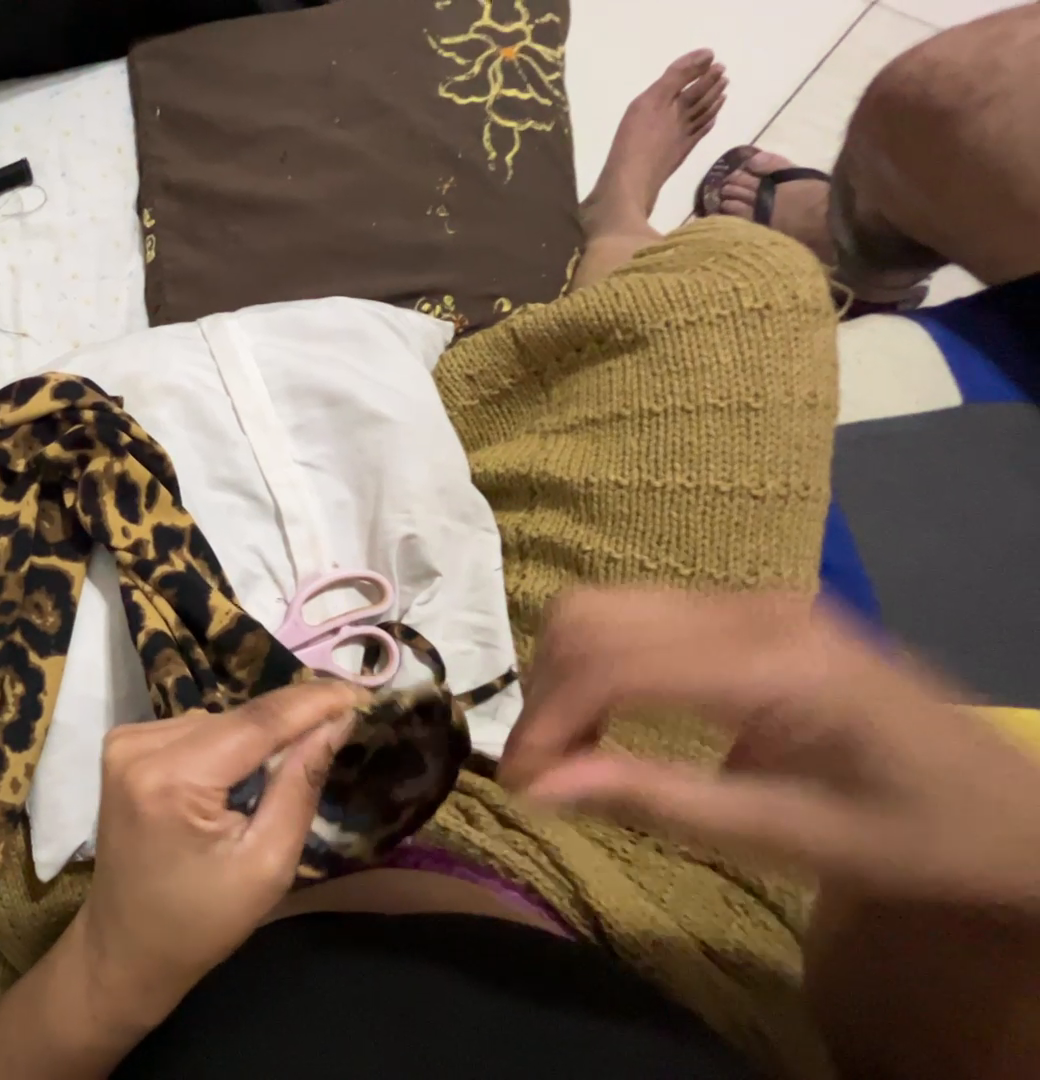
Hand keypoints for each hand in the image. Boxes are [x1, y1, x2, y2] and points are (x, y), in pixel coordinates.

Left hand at [73, 680, 366, 1027]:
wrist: (125, 944)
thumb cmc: (201, 921)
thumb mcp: (267, 864)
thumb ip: (299, 785)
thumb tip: (336, 721)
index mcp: (172, 778)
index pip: (256, 721)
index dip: (311, 701)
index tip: (361, 690)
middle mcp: (139, 745)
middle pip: (235, 719)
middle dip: (289, 722)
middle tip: (342, 723)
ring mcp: (124, 741)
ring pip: (216, 720)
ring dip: (253, 737)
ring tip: (278, 771)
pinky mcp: (122, 745)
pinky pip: (192, 730)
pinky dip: (222, 745)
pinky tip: (232, 779)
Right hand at [499, 589, 1039, 909]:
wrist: (1019, 812)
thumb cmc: (913, 837)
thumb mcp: (785, 836)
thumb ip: (650, 798)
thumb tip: (532, 788)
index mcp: (776, 664)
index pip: (612, 666)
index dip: (547, 721)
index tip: (521, 781)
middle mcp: (750, 609)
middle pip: (589, 617)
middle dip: (545, 691)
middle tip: (548, 762)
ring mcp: (744, 599)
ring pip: (596, 605)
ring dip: (561, 671)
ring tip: (575, 738)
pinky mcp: (736, 606)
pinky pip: (627, 612)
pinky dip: (591, 658)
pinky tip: (609, 710)